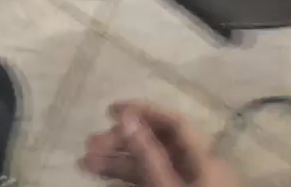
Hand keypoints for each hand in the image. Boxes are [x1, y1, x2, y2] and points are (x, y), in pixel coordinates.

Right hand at [79, 100, 241, 186]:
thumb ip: (147, 154)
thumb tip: (125, 117)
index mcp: (205, 160)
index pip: (173, 122)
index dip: (142, 110)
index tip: (110, 111)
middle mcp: (200, 170)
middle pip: (157, 144)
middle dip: (121, 142)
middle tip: (90, 145)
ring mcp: (190, 186)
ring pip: (151, 166)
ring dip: (118, 163)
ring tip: (85, 164)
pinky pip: (153, 183)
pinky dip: (130, 182)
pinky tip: (106, 184)